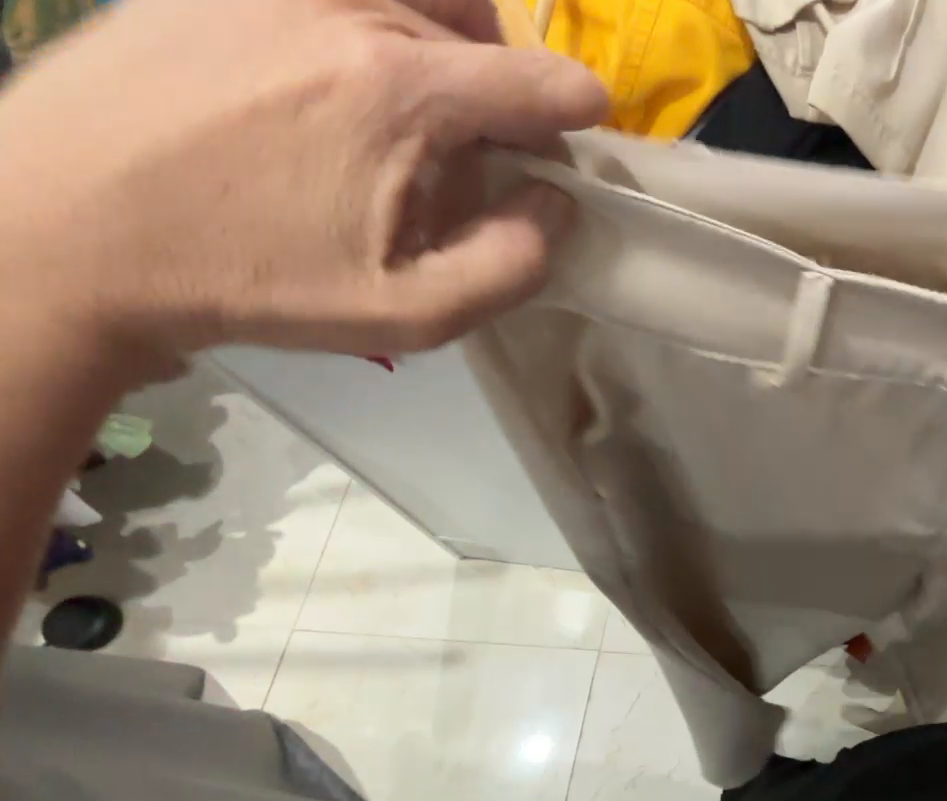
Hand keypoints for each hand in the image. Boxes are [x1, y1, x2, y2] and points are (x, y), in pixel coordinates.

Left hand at [0, 0, 607, 382]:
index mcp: (399, 91)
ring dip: (442, 32)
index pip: (538, 77)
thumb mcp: (414, 314)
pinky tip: (338, 70)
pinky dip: (369, 18)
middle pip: (477, 17)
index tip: (576, 133)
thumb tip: (552, 201)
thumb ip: (515, 263)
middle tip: (487, 133)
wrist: (58, 230)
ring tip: (418, 94)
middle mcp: (342, 9)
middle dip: (505, 74)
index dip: (577, 108)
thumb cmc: (253, 283)